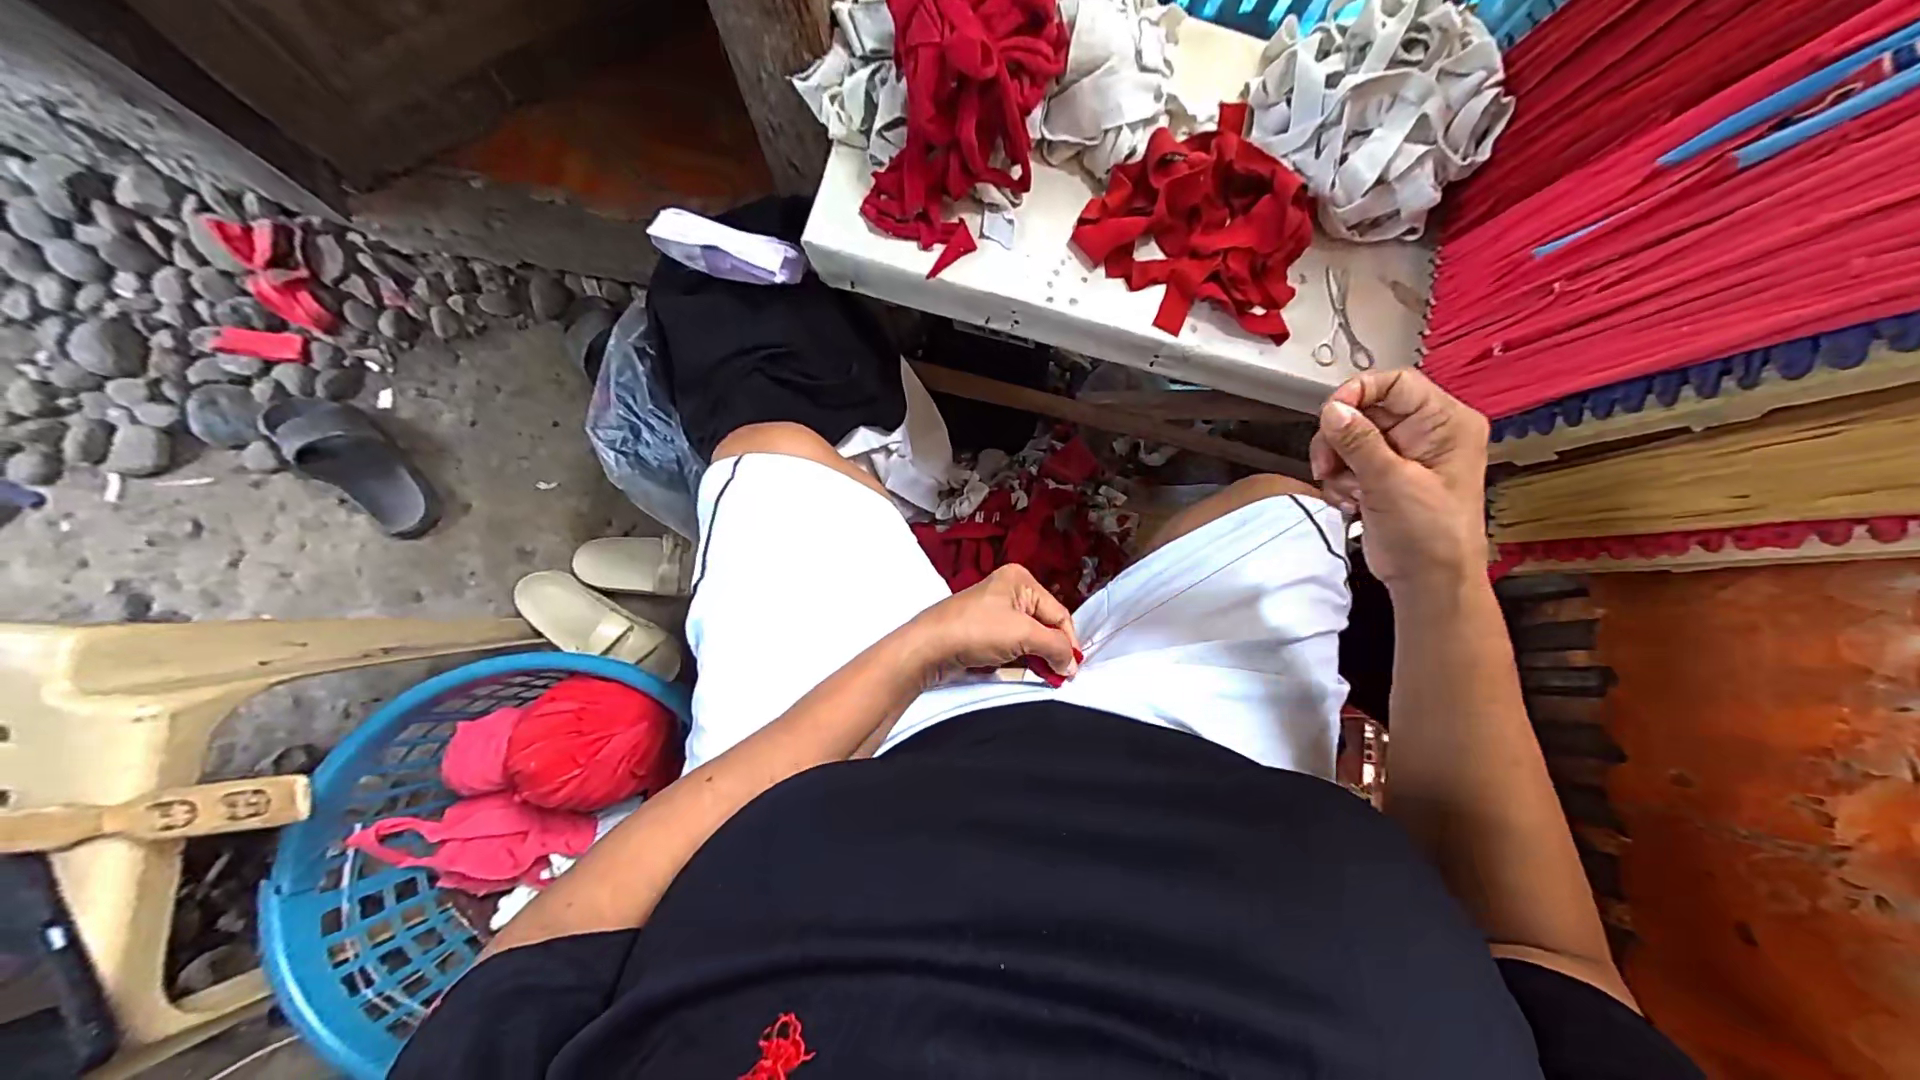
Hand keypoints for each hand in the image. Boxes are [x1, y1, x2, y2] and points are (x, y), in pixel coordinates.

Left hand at [899, 565, 1080, 687]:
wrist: (929, 648)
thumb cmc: (974, 631)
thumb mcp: (1023, 635)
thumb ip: (1055, 647)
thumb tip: (1071, 662)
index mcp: (1021, 580)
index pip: (1058, 613)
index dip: (1068, 642)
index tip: (1073, 668)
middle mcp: (1010, 591)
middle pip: (1046, 625)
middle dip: (1053, 650)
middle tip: (1059, 675)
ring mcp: (996, 612)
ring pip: (1030, 638)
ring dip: (1037, 657)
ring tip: (1043, 675)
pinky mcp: (985, 632)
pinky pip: (1013, 646)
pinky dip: (1021, 660)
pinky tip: (1023, 671)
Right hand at [1308, 369, 1489, 593]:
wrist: (1427, 581)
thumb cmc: (1431, 536)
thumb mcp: (1392, 482)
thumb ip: (1358, 441)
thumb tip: (1332, 409)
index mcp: (1445, 423)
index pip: (1396, 383)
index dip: (1358, 393)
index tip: (1330, 415)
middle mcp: (1424, 433)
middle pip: (1364, 410)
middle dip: (1339, 439)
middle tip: (1328, 465)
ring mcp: (1401, 454)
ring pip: (1347, 436)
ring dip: (1335, 464)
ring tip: (1347, 491)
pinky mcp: (1381, 474)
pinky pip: (1345, 461)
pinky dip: (1339, 480)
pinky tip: (1352, 501)